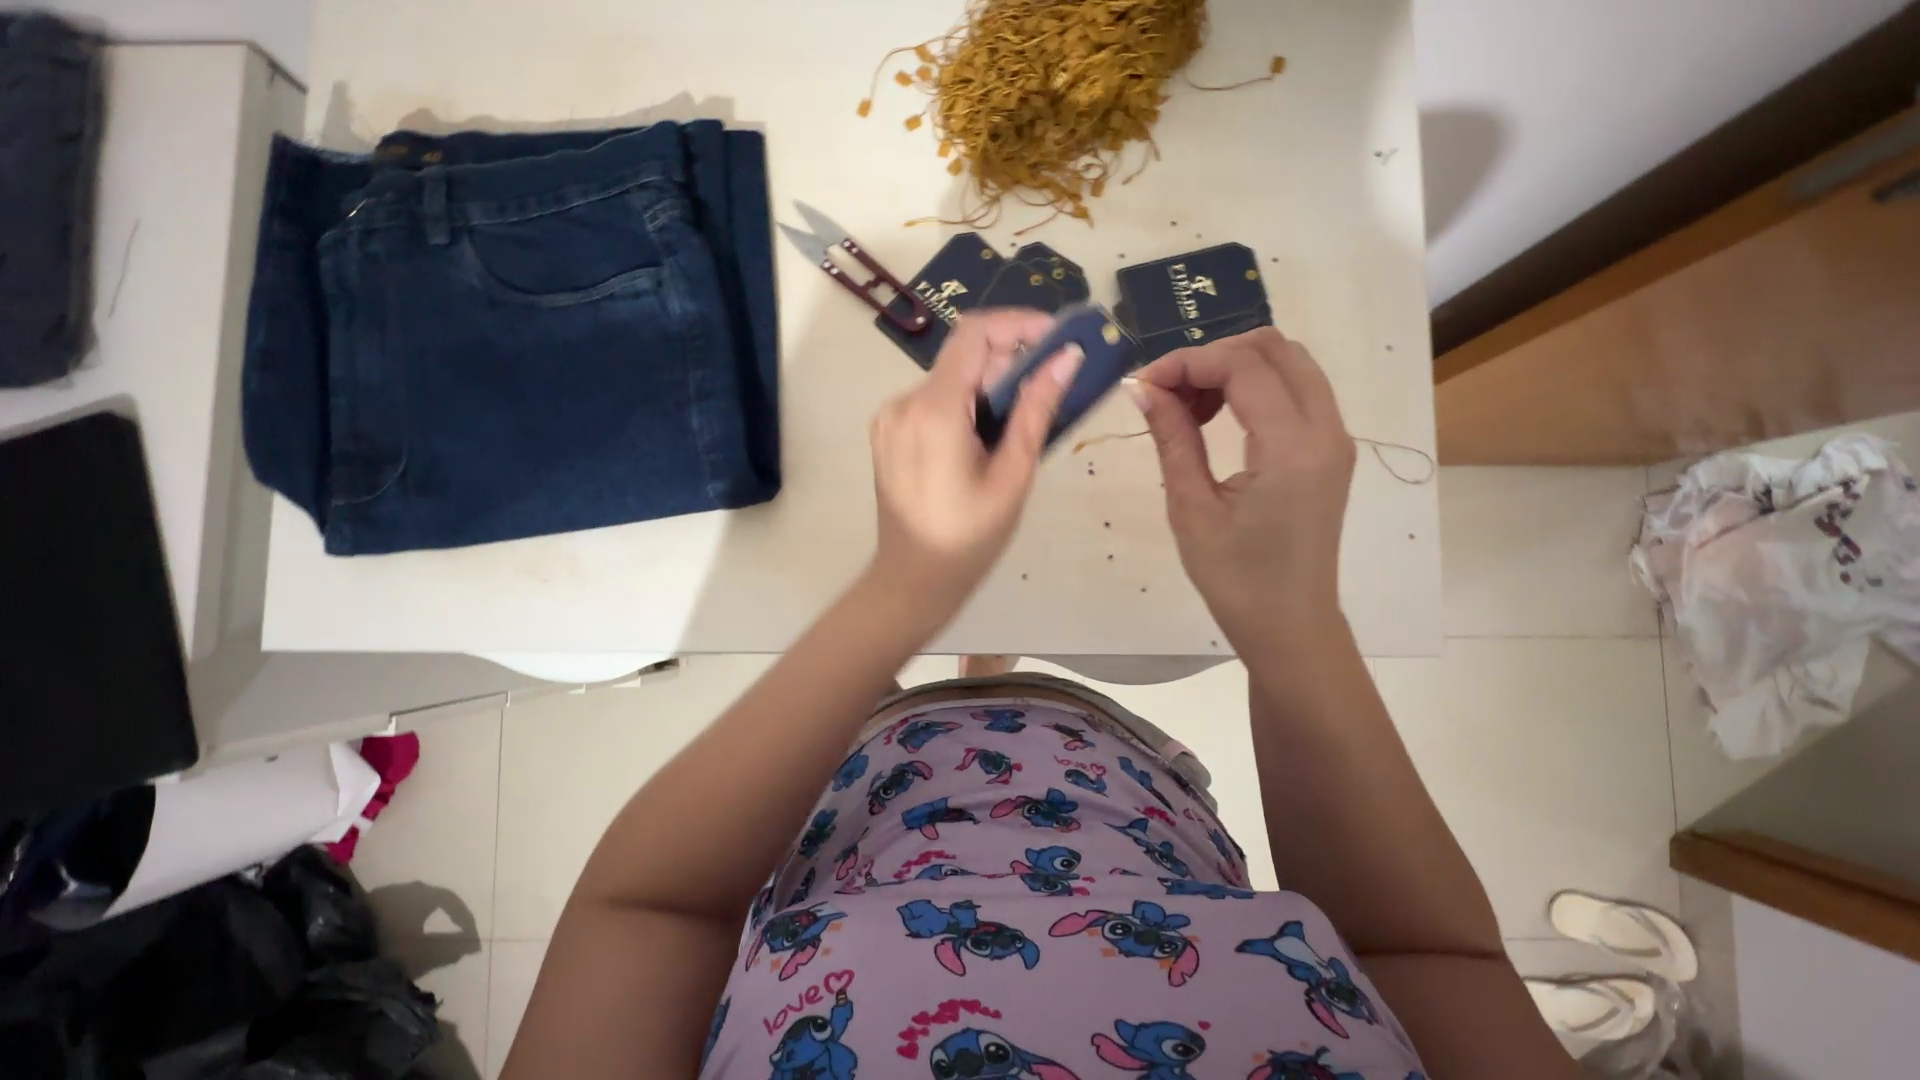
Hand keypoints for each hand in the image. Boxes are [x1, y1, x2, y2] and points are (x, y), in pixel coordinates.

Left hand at [868, 310, 1078, 613]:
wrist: (912, 580)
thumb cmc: (970, 538)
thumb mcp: (1012, 474)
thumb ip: (1036, 409)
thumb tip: (1067, 357)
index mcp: (934, 410)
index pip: (974, 334)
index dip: (1018, 324)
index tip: (1056, 338)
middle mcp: (903, 402)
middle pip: (963, 357)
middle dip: (1010, 361)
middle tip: (1050, 388)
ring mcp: (890, 417)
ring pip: (949, 379)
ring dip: (988, 387)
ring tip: (1020, 424)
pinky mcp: (888, 431)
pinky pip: (933, 401)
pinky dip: (965, 405)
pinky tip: (985, 439)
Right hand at [1130, 327, 1354, 644]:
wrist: (1289, 623)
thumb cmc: (1235, 578)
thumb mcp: (1192, 508)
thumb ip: (1173, 438)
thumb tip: (1143, 390)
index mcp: (1291, 449)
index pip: (1243, 366)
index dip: (1188, 362)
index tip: (1143, 385)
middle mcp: (1325, 431)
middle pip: (1275, 348)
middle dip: (1213, 356)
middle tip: (1168, 391)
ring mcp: (1335, 438)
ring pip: (1290, 362)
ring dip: (1236, 366)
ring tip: (1189, 404)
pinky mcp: (1331, 449)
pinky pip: (1297, 390)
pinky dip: (1256, 386)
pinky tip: (1218, 416)